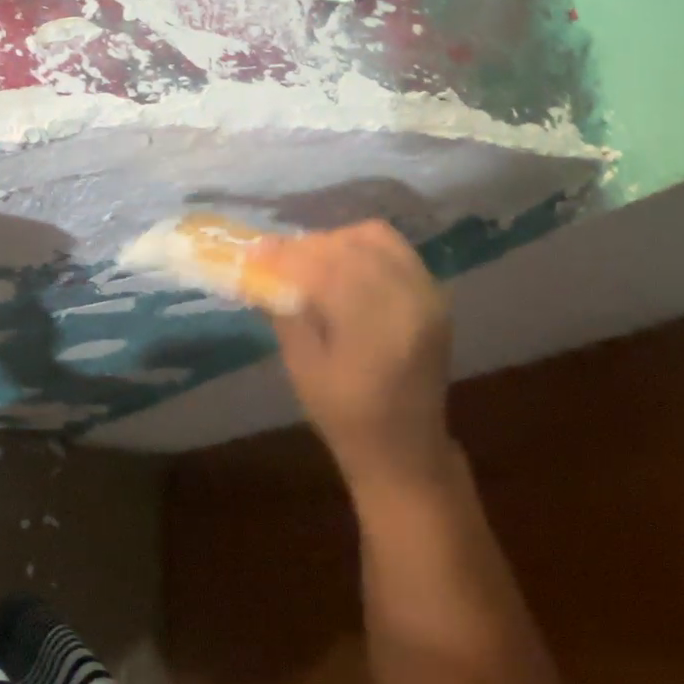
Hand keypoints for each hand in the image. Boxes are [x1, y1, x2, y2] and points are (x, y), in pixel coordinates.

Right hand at [254, 221, 458, 482]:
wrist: (405, 445)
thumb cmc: (344, 415)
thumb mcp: (302, 367)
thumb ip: (285, 313)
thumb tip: (259, 273)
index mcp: (375, 327)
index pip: (324, 269)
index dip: (284, 256)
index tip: (251, 254)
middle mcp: (408, 301)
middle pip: (348, 247)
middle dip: (304, 247)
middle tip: (270, 257)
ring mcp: (427, 294)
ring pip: (374, 239)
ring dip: (333, 242)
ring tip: (305, 261)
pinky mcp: (432, 295)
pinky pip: (394, 251)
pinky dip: (360, 248)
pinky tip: (337, 266)